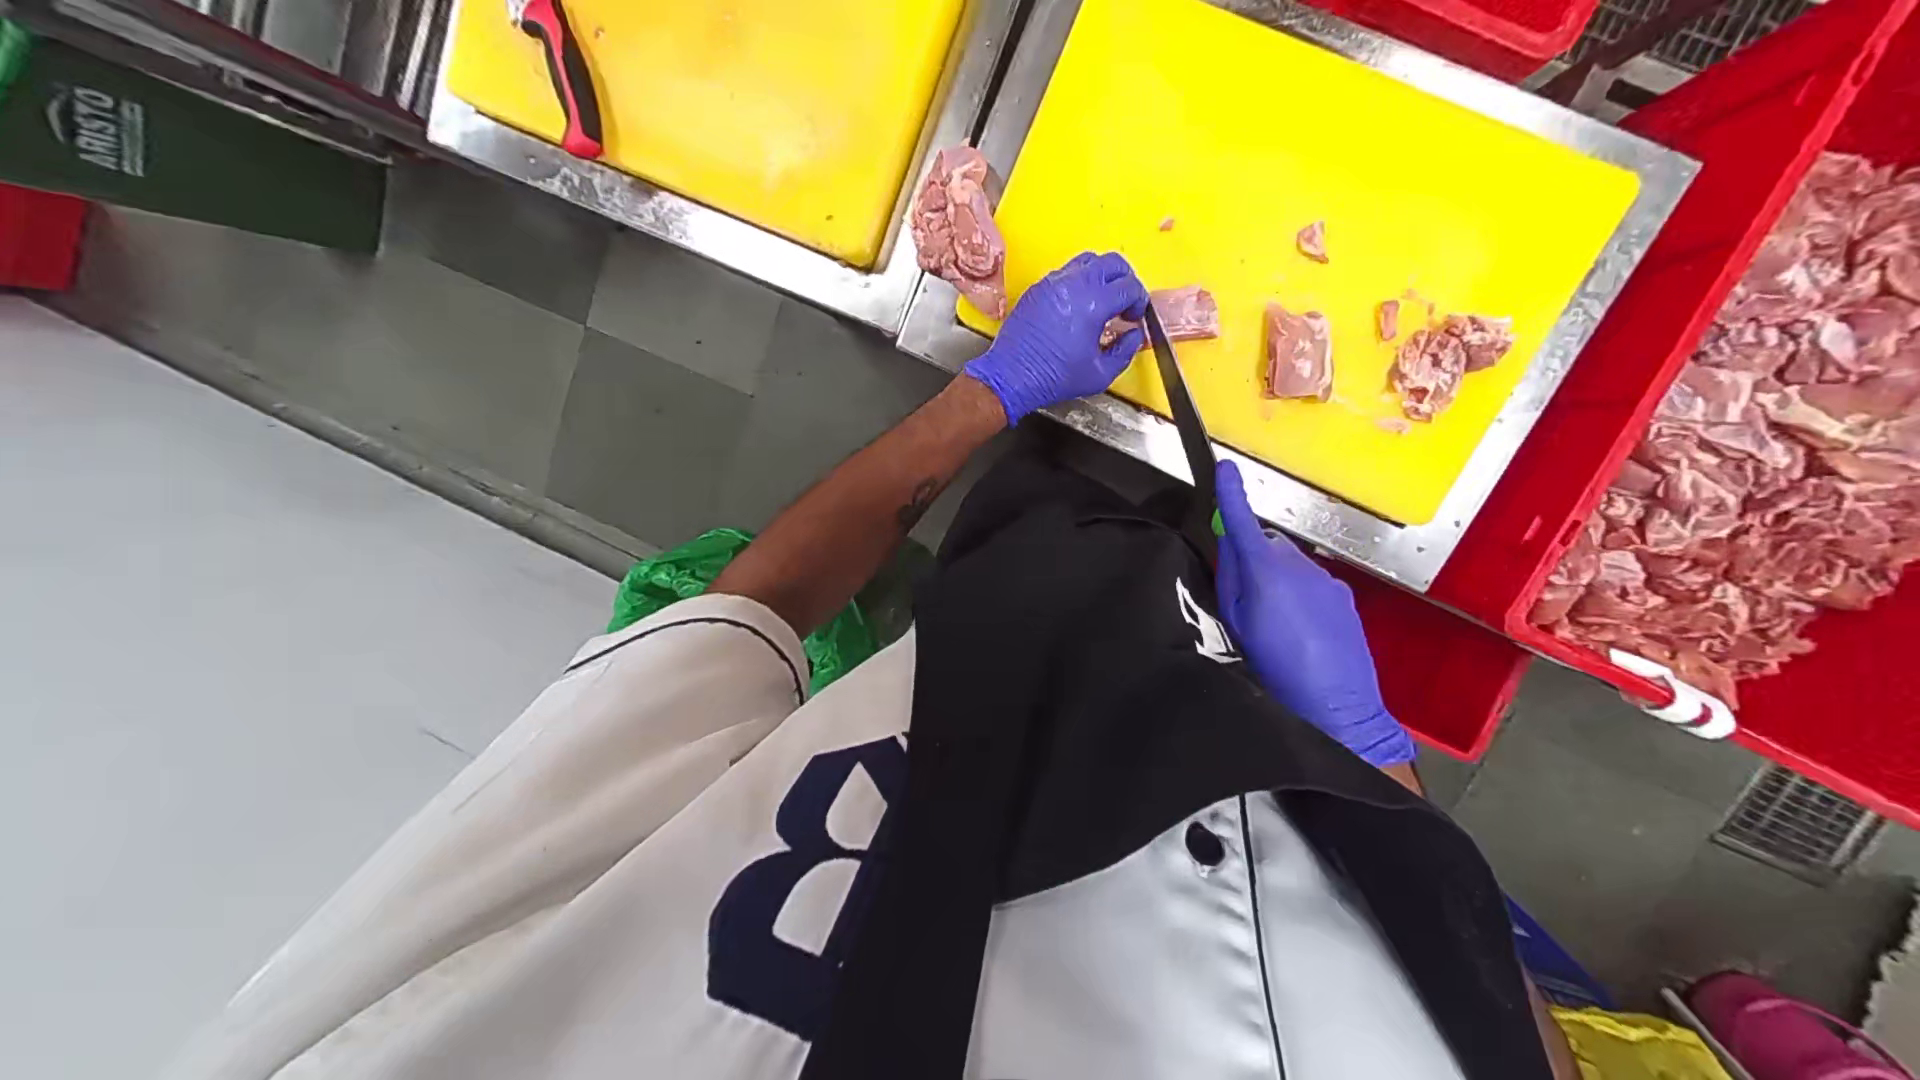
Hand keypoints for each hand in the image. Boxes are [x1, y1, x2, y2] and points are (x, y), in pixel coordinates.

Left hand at [963, 252, 1149, 424]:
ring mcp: (1052, 283)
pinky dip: (1080, 282)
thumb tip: (1133, 336)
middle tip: (1125, 303)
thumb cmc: (1052, 378)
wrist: (1011, 378)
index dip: (1139, 301)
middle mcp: (1072, 285)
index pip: (1129, 286)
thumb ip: (1125, 351)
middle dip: (1125, 280)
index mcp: (1092, 304)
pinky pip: (1066, 272)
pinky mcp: (1037, 289)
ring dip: (1102, 277)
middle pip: (1112, 262)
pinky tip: (1080, 306)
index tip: (1136, 317)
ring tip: (1103, 302)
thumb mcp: (1100, 374)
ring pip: (1088, 261)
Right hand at [1214, 460, 1415, 767]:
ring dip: (1277, 577)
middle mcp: (1298, 564)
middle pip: (1266, 543)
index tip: (1225, 468)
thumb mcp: (1235, 621)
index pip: (1243, 521)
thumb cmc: (1274, 665)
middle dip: (1253, 556)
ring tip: (1276, 620)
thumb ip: (1230, 578)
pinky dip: (1299, 592)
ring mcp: (1326, 578)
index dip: (1231, 494)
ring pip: (1290, 563)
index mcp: (1265, 570)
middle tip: (1244, 596)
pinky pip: (1311, 580)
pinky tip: (1300, 628)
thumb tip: (1231, 546)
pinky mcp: (1343, 594)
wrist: (1338, 704)